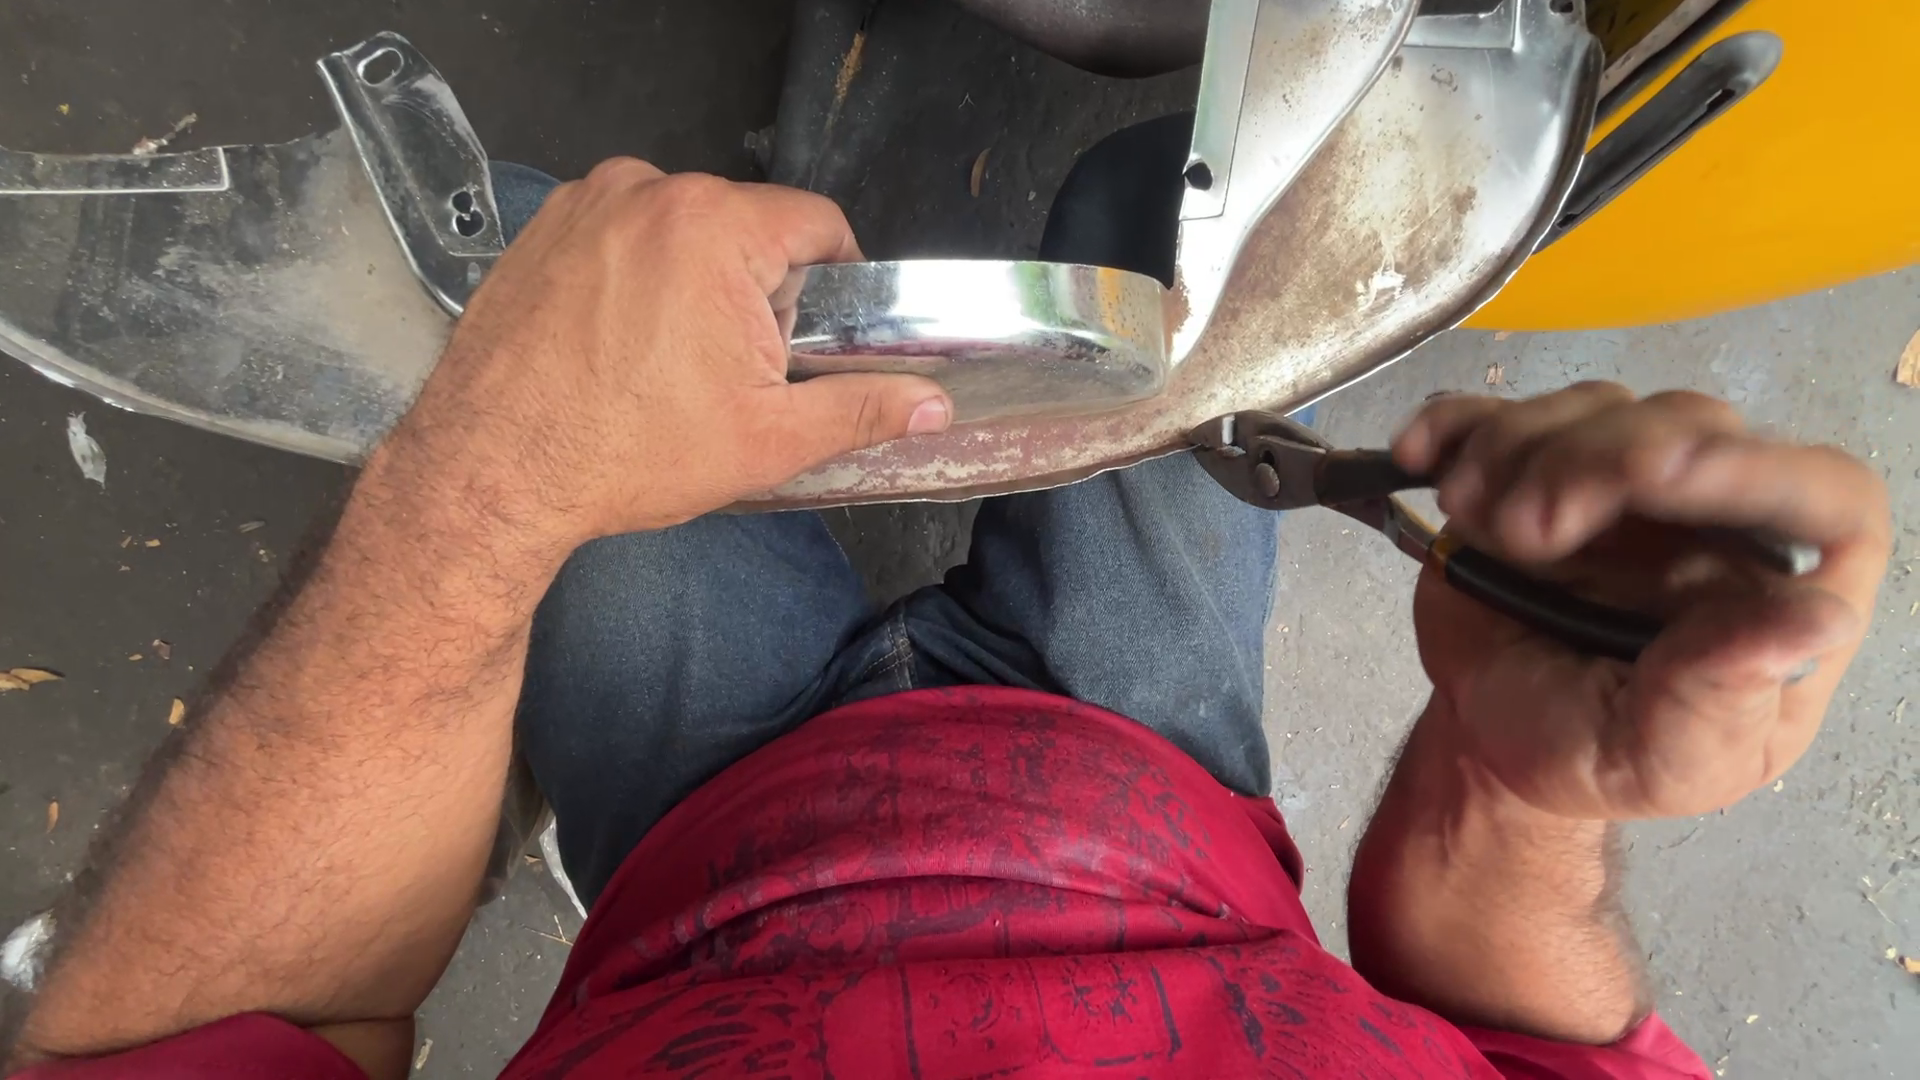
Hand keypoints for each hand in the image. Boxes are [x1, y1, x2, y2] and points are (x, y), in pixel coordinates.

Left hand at [372, 159, 951, 557]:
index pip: (818, 222)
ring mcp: (586, 203)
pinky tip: (628, 345)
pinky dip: (646, 278)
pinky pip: (628, 236)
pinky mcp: (543, 228)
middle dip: (766, 291)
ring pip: (688, 231)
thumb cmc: (635, 452)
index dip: (840, 278)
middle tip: (746, 369)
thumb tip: (935, 403)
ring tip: (681, 362)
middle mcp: (648, 190)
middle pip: (751, 228)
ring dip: (705, 284)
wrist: (493, 471)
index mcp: (715, 228)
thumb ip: (863, 409)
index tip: (825, 331)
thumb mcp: (772, 439)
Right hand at [1391, 383, 1890, 820]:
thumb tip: (1813, 617)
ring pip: (1582, 409)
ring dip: (1512, 450)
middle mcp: (1699, 516)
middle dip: (1590, 463)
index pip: (1812, 490)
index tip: (1653, 474)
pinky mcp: (1513, 477)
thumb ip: (1725, 694)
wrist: (1489, 732)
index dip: (1745, 468)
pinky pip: (1485, 420)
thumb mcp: (1666, 755)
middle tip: (1523, 532)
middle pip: (1679, 424)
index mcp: (1772, 581)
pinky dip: (1447, 425)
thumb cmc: (1587, 751)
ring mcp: (1599, 486)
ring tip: (1470, 517)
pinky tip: (1416, 453)